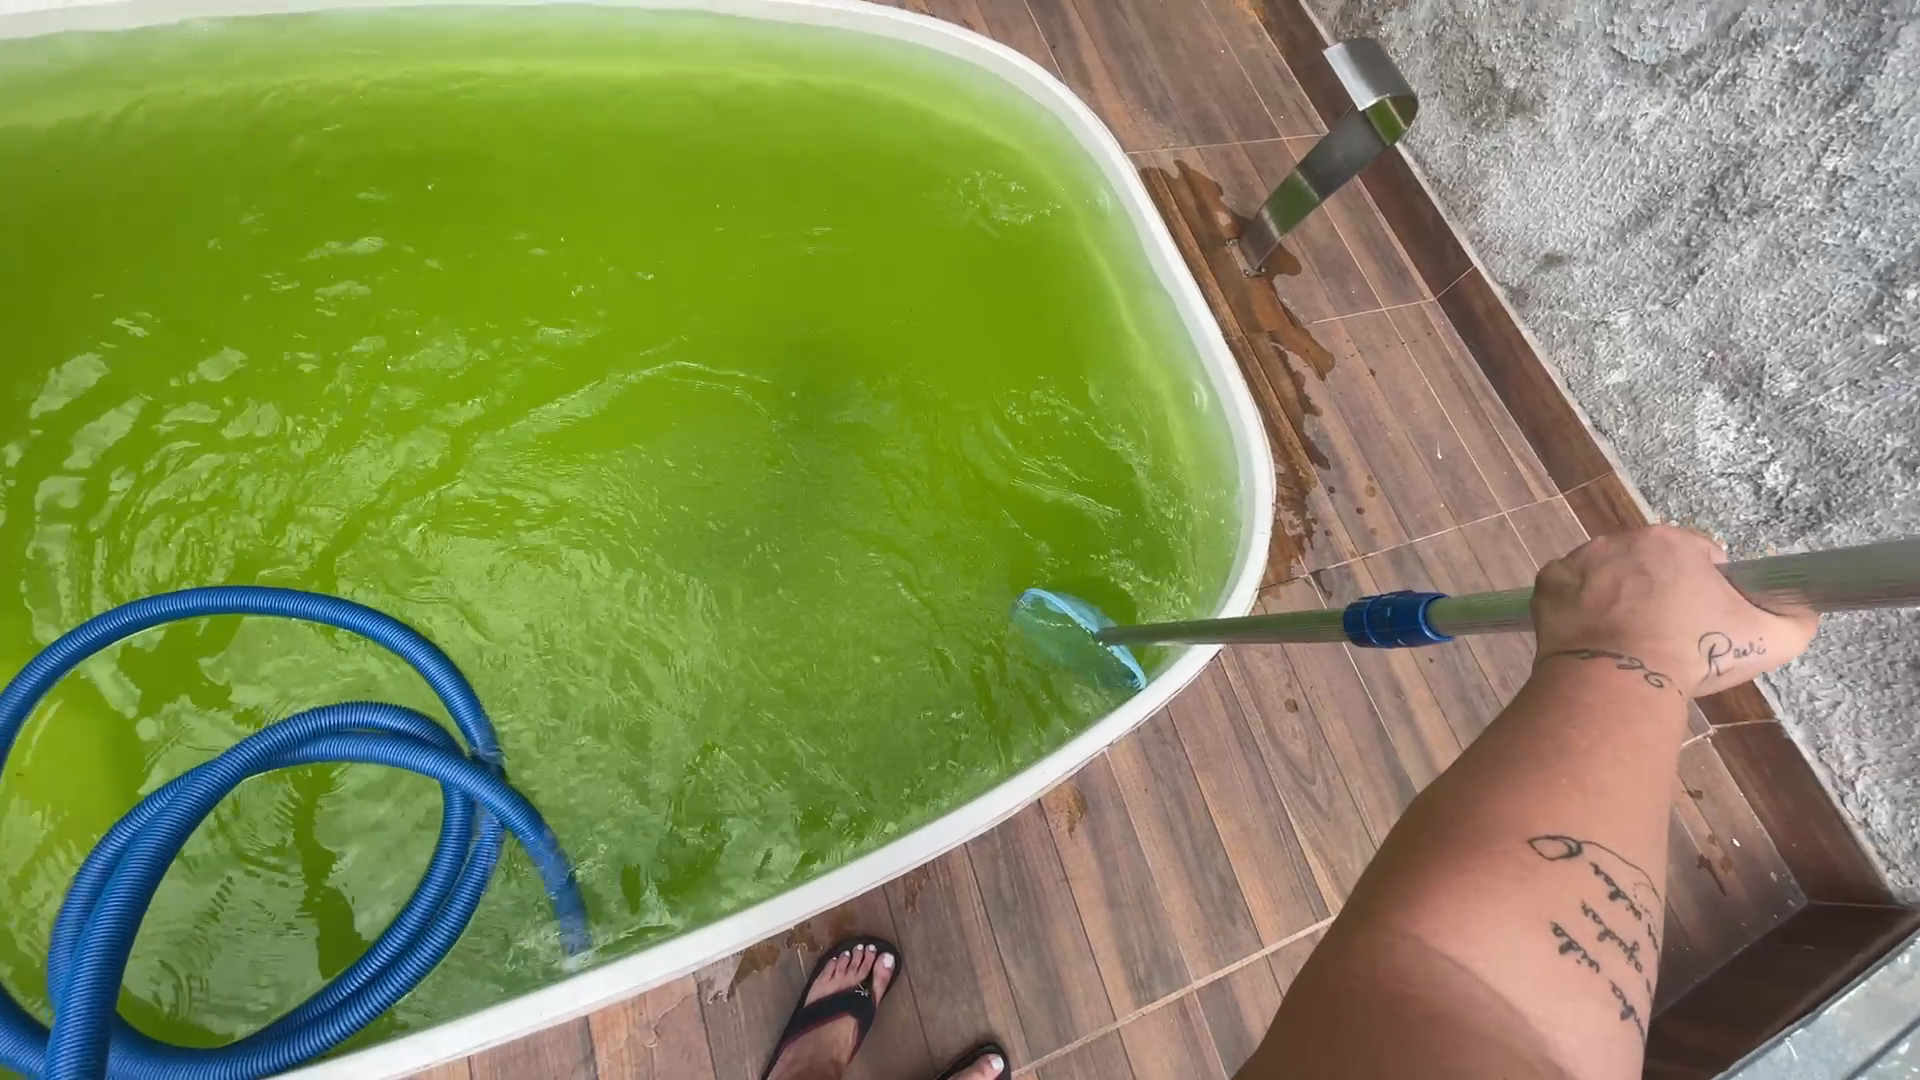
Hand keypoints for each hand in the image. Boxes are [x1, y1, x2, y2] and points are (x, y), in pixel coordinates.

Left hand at [1531, 525, 1818, 696]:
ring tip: (1624, 628)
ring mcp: (1574, 560)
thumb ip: (1794, 615)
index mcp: (1669, 541)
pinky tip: (1592, 628)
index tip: (1700, 609)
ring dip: (1613, 590)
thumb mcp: (1774, 638)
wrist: (1615, 675)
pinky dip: (1577, 603)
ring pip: (1603, 571)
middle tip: (1660, 622)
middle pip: (1644, 559)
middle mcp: (1616, 541)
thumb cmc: (1694, 652)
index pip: (1695, 551)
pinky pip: (1567, 588)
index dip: (1704, 580)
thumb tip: (1796, 605)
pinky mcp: (1544, 583)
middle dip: (1654, 583)